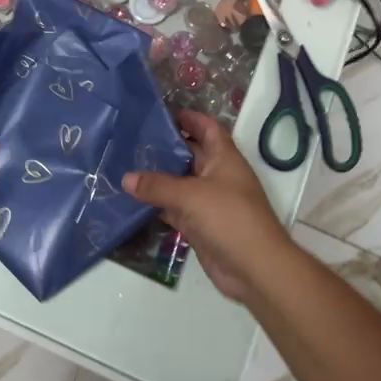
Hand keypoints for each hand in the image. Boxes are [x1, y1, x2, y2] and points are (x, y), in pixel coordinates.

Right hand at [123, 110, 291, 302]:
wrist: (254, 267)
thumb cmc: (229, 217)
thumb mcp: (191, 196)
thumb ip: (158, 186)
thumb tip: (126, 177)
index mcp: (225, 158)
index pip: (209, 129)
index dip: (191, 119)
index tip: (165, 114)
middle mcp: (218, 176)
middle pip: (192, 155)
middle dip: (168, 148)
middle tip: (135, 141)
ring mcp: (209, 202)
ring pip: (181, 183)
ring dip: (160, 177)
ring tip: (129, 166)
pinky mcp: (201, 226)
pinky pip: (176, 209)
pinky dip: (159, 205)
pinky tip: (136, 200)